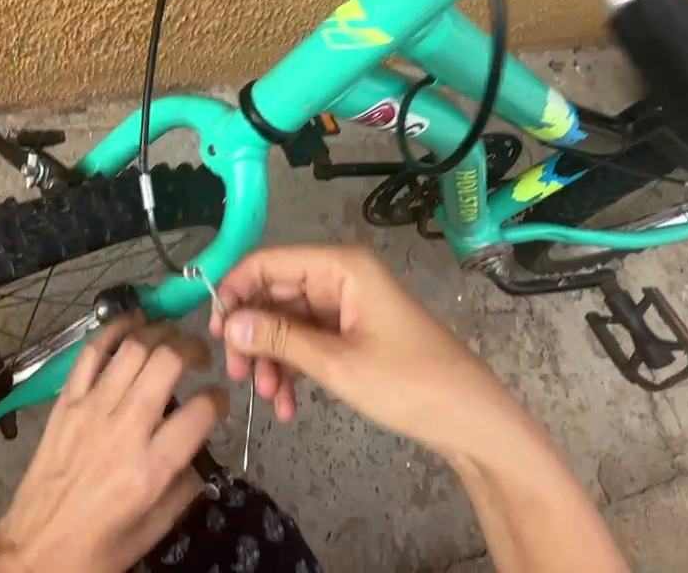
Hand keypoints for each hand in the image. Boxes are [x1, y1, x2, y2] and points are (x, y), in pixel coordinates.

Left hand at [0, 318, 227, 572]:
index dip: (219, 398)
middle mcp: (122, 430)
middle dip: (193, 348)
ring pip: (132, 348)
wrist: (34, 551)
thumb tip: (201, 450)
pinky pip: (91, 352)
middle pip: (166, 363)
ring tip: (172, 335)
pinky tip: (132, 323)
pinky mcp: (66, 401)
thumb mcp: (154, 530)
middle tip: (201, 355)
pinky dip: (113, 329)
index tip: (220, 399)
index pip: (200, 412)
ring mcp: (90, 409)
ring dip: (159, 332)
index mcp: (149, 470)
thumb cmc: (98, 549)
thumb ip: (185, 486)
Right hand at [208, 245, 491, 446]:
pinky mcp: (350, 332)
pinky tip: (288, 405)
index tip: (214, 330)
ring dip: (272, 359)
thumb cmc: (409, 384)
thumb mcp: (338, 364)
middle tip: (237, 374)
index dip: (235, 290)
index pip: (268, 262)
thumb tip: (228, 324)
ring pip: (286, 322)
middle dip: (253, 334)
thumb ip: (280, 340)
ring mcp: (345, 305)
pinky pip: (306, 340)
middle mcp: (339, 277)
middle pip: (274, 293)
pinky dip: (293, 368)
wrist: (473, 424)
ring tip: (269, 400)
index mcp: (340, 266)